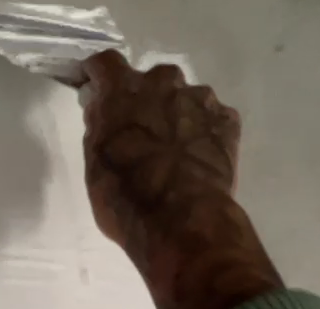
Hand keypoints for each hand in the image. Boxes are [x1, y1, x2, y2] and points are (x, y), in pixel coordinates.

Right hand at [82, 51, 282, 308]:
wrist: (185, 230)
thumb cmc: (128, 209)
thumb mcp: (96, 180)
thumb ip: (99, 145)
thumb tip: (106, 133)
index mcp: (122, 94)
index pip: (103, 65)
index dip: (97, 77)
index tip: (91, 87)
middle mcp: (164, 85)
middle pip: (151, 80)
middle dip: (145, 103)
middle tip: (139, 141)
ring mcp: (201, 104)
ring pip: (186, 101)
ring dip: (178, 121)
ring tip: (173, 161)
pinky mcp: (228, 130)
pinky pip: (212, 123)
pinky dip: (204, 139)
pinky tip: (198, 169)